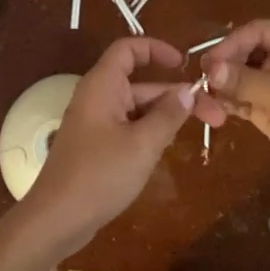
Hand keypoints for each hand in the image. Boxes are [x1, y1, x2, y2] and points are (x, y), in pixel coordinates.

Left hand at [21, 37, 213, 252]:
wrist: (55, 221)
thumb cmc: (99, 175)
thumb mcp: (142, 145)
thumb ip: (167, 115)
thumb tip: (187, 92)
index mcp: (103, 85)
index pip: (129, 49)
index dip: (157, 49)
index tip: (184, 64)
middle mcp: (98, 97)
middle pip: (141, 84)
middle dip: (177, 95)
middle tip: (215, 114)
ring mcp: (95, 123)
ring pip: (137, 109)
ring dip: (166, 116)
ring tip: (200, 130)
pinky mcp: (96, 147)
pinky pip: (128, 128)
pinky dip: (150, 131)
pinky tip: (169, 147)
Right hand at [201, 20, 269, 194]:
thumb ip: (243, 79)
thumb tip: (207, 68)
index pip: (254, 31)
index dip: (230, 44)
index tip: (208, 63)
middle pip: (244, 52)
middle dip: (224, 66)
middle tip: (201, 82)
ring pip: (239, 75)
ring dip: (222, 87)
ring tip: (204, 101)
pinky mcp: (267, 106)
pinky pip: (241, 97)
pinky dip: (228, 102)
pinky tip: (213, 111)